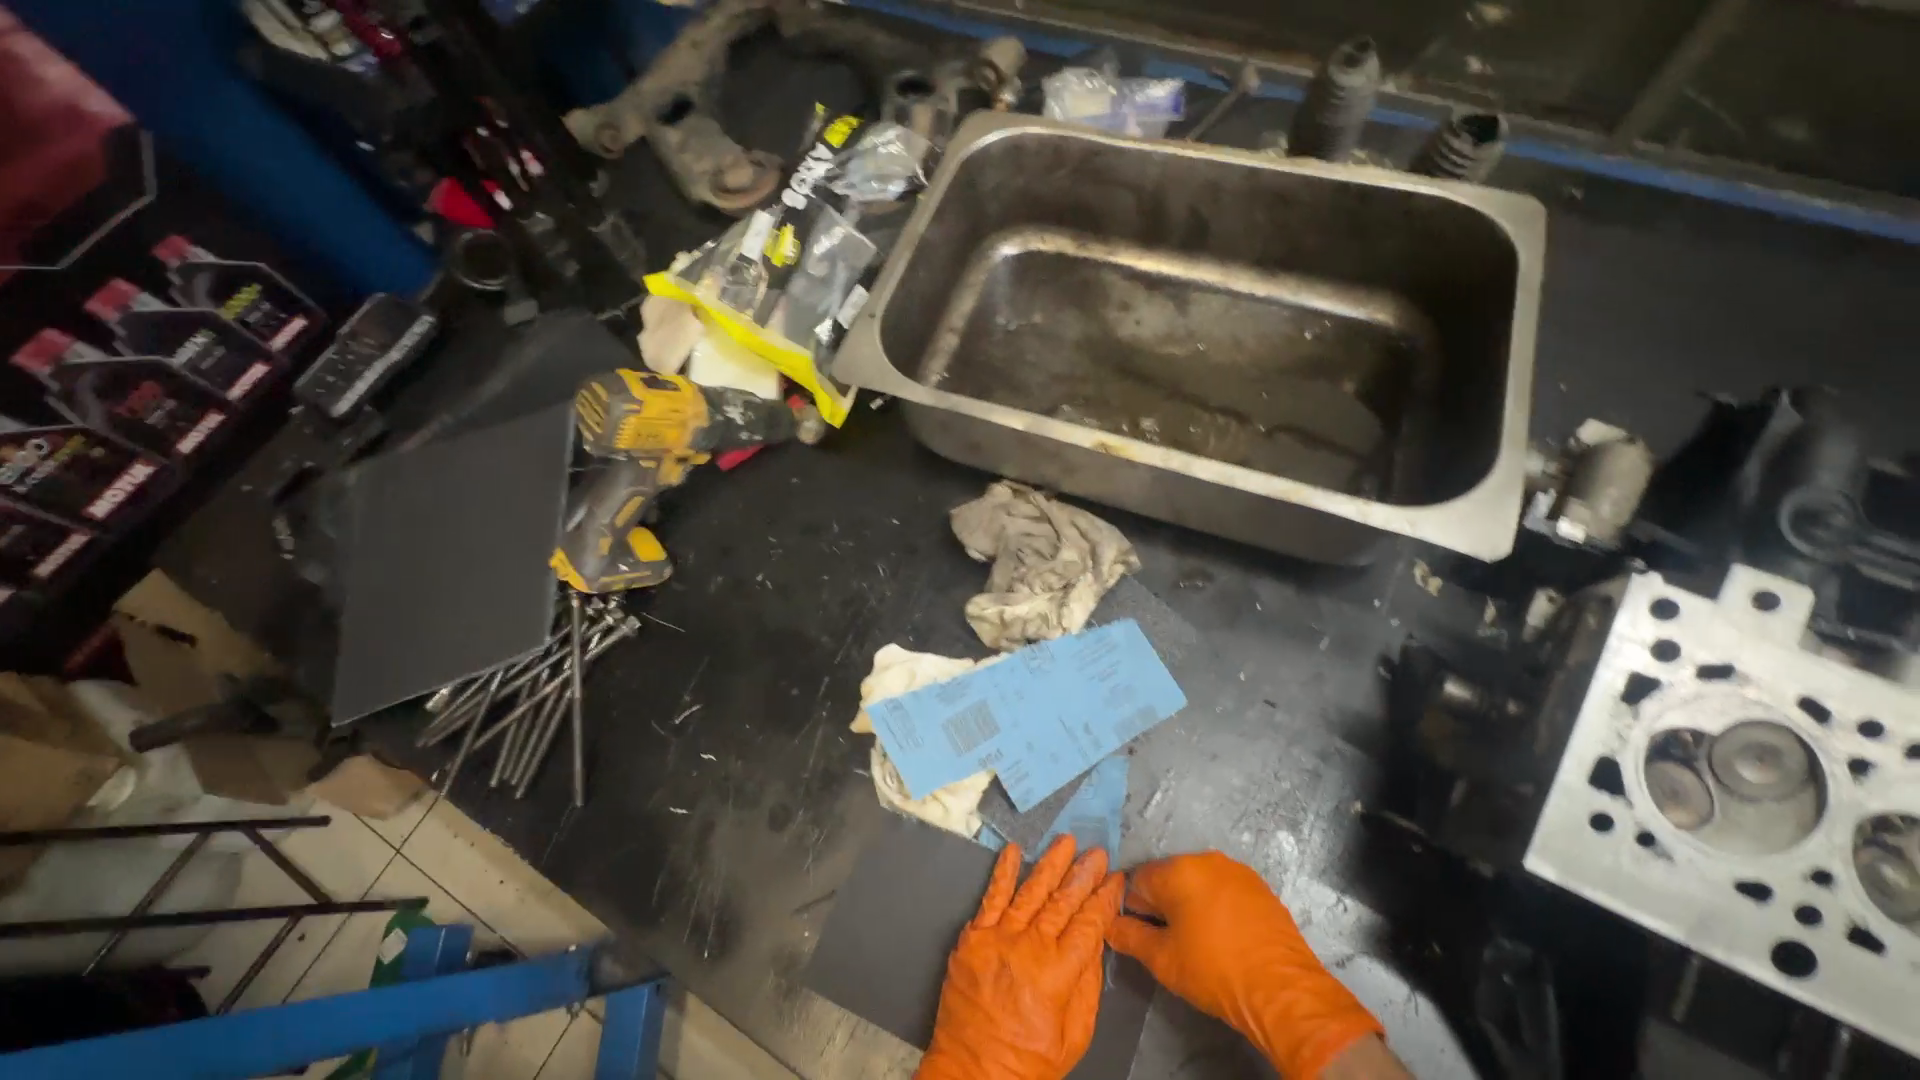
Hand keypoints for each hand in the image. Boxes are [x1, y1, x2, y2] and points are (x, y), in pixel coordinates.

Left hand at [914, 837, 1125, 1079]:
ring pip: (1029, 892)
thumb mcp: (1075, 1032)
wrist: (972, 1073)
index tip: (1116, 879)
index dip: (1104, 898)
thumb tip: (1097, 939)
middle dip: (1082, 874)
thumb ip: (1088, 983)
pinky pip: (990, 898)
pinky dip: (1002, 873)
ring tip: (1065, 841)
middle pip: (1062, 901)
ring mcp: (998, 938)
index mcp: (1059, 972)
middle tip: (1096, 851)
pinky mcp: (972, 939)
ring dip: (1050, 864)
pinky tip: (1014, 851)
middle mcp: (1029, 947)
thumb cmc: (1030, 1060)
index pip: (1088, 924)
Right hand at [1106, 852, 1385, 1078]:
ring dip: (1191, 906)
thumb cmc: (1214, 971)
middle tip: (1170, 943)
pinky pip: (1224, 891)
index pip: (1137, 880)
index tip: (1142, 935)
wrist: (1282, 990)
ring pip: (1198, 884)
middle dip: (1163, 905)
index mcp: (1177, 870)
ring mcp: (1237, 871)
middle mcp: (1206, 859)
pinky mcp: (1260, 888)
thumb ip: (1128, 936)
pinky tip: (1224, 938)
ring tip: (1199, 943)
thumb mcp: (1161, 959)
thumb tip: (1108, 924)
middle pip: (1169, 878)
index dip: (1133, 909)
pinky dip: (1217, 908)